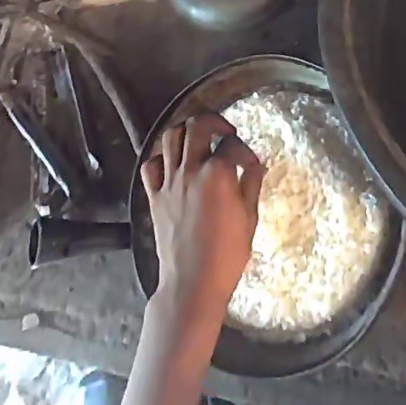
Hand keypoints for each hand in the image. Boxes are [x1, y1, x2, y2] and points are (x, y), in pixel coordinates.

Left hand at [140, 113, 266, 333]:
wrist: (192, 283)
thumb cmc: (226, 256)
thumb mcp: (249, 218)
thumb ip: (251, 184)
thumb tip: (254, 165)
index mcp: (218, 174)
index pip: (232, 145)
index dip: (244, 150)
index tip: (250, 164)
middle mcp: (191, 170)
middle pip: (198, 125)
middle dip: (214, 121)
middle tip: (225, 132)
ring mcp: (169, 181)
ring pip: (171, 136)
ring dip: (187, 131)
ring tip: (199, 140)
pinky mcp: (154, 195)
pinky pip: (151, 165)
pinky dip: (161, 158)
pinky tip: (173, 165)